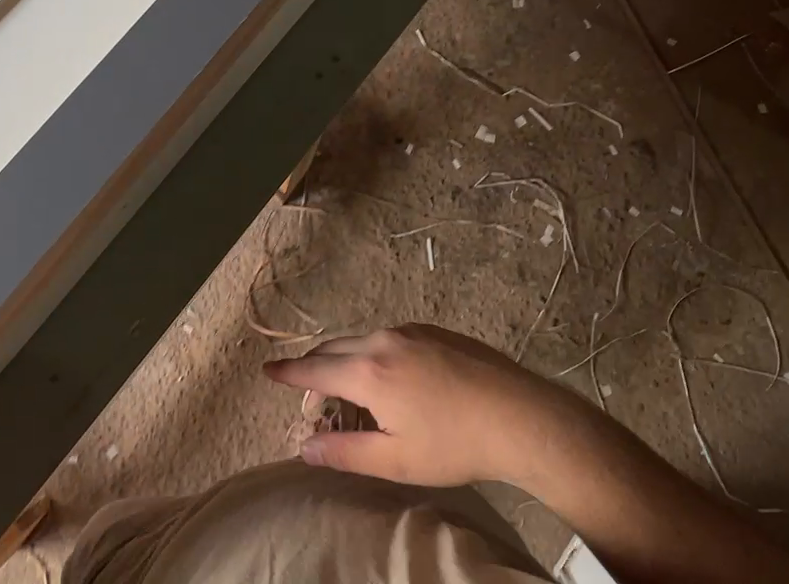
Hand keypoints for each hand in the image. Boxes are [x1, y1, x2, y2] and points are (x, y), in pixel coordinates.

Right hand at [267, 324, 788, 583]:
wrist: (521, 416)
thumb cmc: (455, 445)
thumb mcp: (396, 458)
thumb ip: (345, 452)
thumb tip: (303, 448)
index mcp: (369, 372)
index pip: (315, 369)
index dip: (288, 373)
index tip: (267, 370)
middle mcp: (383, 340)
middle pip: (336, 348)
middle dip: (316, 366)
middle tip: (308, 389)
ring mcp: (412, 331)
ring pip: (363, 340)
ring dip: (347, 359)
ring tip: (351, 389)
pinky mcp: (436, 329)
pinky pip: (390, 337)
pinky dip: (375, 352)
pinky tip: (393, 378)